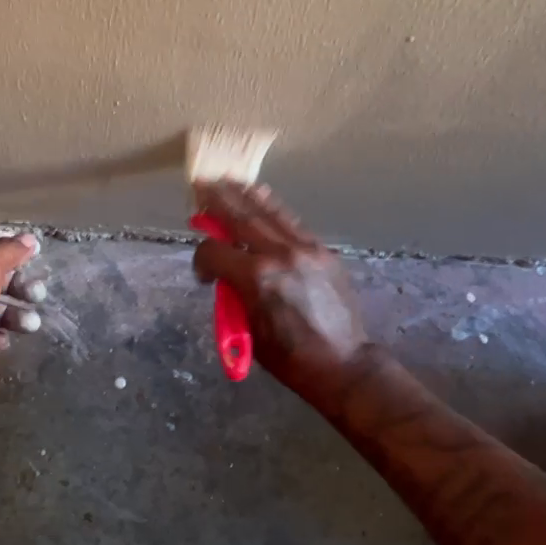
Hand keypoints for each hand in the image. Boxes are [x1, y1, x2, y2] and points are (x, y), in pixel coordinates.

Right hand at [192, 182, 370, 394]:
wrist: (343, 363)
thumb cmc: (289, 357)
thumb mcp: (248, 329)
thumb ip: (235, 293)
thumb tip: (227, 270)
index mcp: (256, 278)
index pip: (215, 251)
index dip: (202, 258)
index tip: (204, 274)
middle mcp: (279, 254)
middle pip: (240, 217)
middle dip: (217, 201)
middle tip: (201, 185)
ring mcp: (304, 249)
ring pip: (268, 212)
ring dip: (245, 195)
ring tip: (228, 181)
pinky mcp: (322, 251)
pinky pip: (291, 222)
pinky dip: (273, 208)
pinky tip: (262, 197)